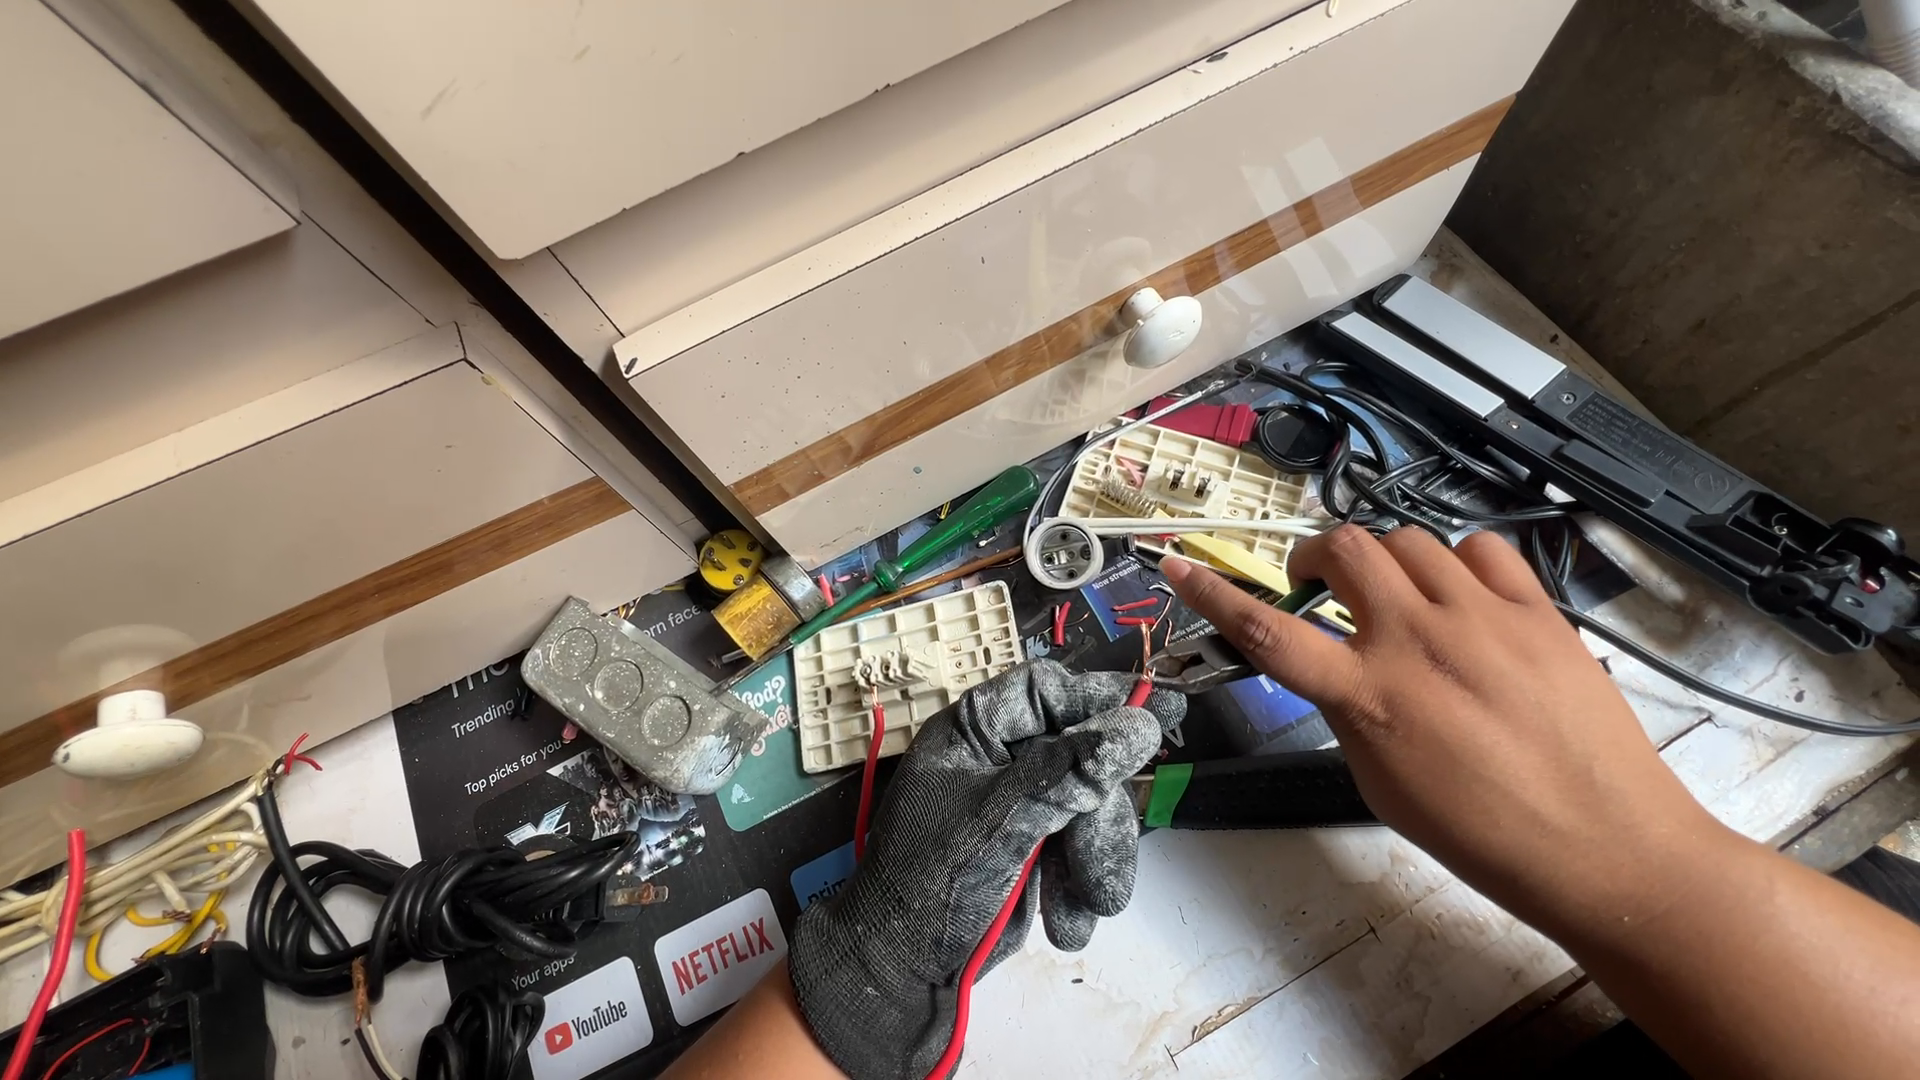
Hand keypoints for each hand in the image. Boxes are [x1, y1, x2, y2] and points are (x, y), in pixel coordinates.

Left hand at [788, 661, 1184, 1079]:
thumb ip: (1070, 772)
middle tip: (1103, 866)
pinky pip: (1082, 848)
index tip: (1163, 705)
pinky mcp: (1037, 845)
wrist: (903, 970)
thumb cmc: (932, 880)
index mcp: (973, 733)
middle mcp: (1000, 759)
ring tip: (1091, 904)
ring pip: (1091, 806)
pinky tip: (1068, 923)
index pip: (1046, 692)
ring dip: (1096, 860)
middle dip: (1099, 815)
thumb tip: (1140, 724)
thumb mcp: (1002, 820)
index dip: (1101, 696)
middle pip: (1081, 756)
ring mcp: (1021, 803)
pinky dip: (1082, 887)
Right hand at [1164, 526, 1721, 937]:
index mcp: (1370, 698)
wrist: (1611, 851)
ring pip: (1407, 539)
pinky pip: (1480, 548)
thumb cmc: (1480, 833)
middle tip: (1318, 584)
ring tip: (1394, 595)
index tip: (1179, 568)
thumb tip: (1333, 665)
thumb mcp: (1377, 780)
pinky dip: (1453, 561)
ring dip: (1381, 560)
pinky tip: (1458, 595)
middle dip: (1314, 556)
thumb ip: (1343, 709)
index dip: (1213, 595)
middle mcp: (1420, 643)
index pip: (1267, 631)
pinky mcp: (1540, 613)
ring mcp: (1486, 620)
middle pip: (1344, 550)